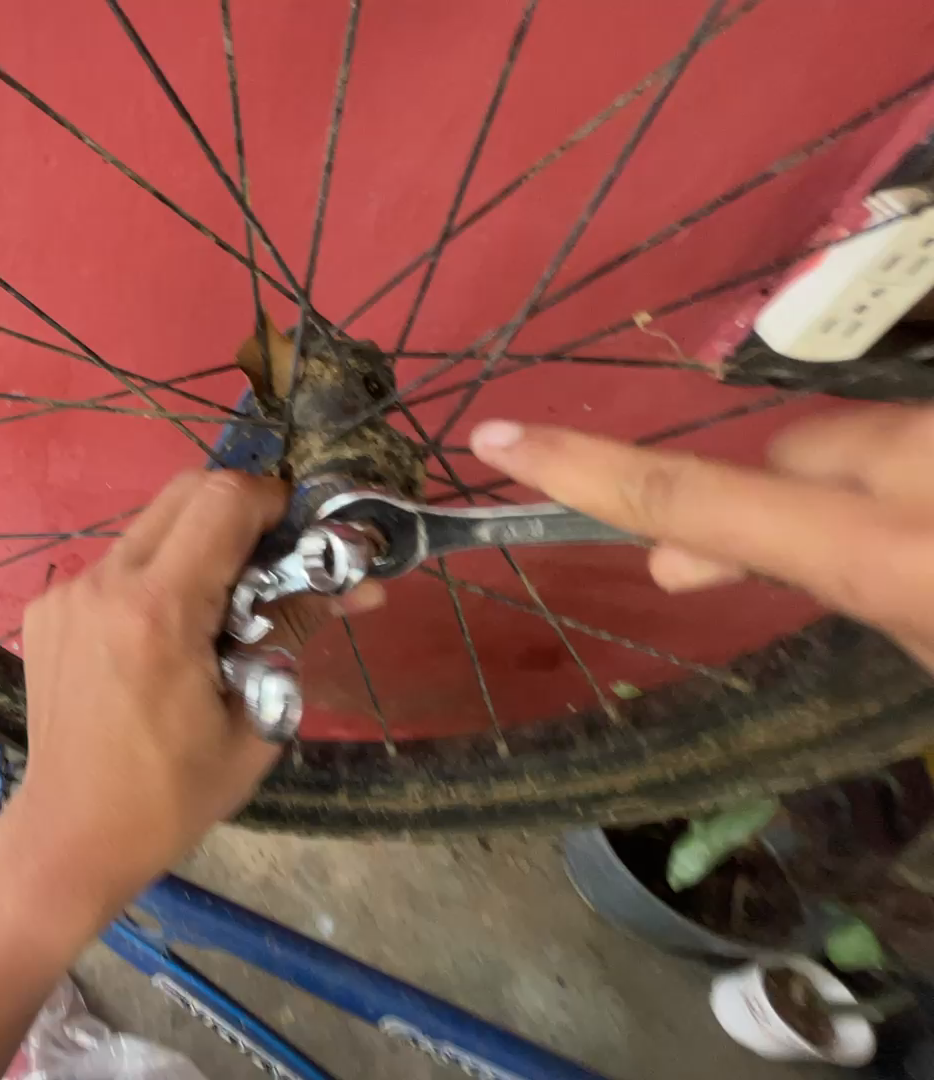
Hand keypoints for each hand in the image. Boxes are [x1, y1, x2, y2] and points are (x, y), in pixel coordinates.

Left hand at [0, 470, 305, 915]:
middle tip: (268, 562)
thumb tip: (350, 584)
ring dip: (191, 547)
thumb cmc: (171, 795)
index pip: (222, 501)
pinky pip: (111, 568)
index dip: (272, 501)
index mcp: (157, 611)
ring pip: (145, 529)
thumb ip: (291, 633)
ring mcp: (64, 593)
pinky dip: (148, 579)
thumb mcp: (256, 719)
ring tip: (214, 610)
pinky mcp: (44, 609)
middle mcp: (102, 584)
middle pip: (181, 493)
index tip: (299, 534)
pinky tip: (157, 636)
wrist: (71, 830)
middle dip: (237, 511)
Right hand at [469, 404, 933, 672]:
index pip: (688, 497)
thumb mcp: (924, 646)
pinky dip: (927, 477)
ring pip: (876, 436)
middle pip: (802, 448)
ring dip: (874, 483)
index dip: (581, 468)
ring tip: (920, 537)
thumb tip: (682, 560)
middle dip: (791, 492)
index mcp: (896, 557)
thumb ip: (820, 588)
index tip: (496, 439)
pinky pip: (931, 437)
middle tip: (815, 559)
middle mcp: (929, 477)